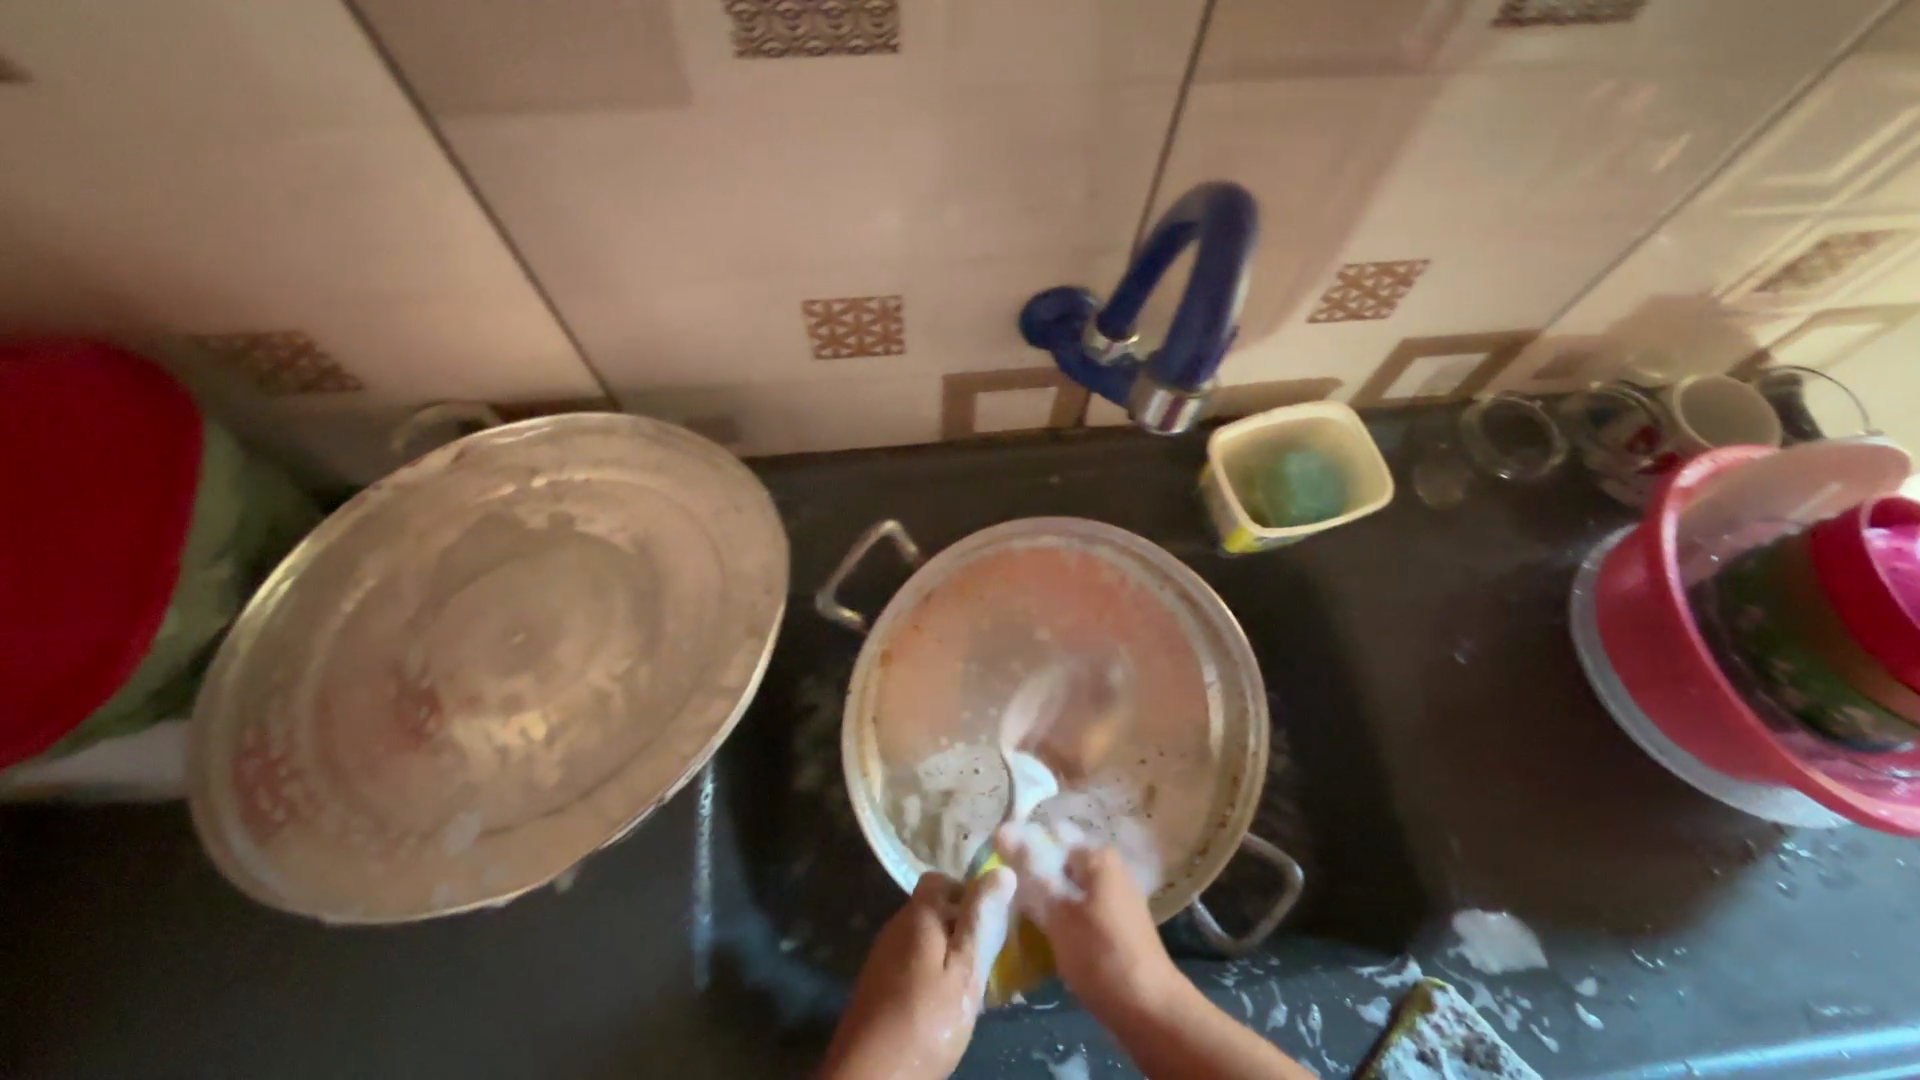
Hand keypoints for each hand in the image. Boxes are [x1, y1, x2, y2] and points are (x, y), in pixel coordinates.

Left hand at [820, 868, 1016, 1079]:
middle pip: (932, 908)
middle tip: (988, 958)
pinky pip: (912, 961)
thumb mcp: (964, 972)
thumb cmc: (925, 1020)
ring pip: (923, 937)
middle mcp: (895, 926)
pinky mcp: (878, 983)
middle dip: (961, 924)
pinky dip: (932, 971)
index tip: (991, 921)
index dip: (968, 892)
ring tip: (971, 983)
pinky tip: (945, 1001)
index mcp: (917, 916)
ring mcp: (883, 955)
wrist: (868, 1076)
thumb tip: (1002, 870)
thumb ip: (981, 922)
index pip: (940, 879)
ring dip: (948, 951)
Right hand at [993, 824, 1178, 1021]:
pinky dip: (1057, 916)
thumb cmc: (1099, 953)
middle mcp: (1108, 868)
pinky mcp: (1112, 924)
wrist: (1146, 1009)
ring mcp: (1112, 897)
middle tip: (1000, 894)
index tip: (995, 869)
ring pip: (1065, 887)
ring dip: (1042, 898)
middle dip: (1029, 874)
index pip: (1048, 835)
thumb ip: (1029, 868)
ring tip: (1013, 914)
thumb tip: (1001, 829)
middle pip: (1057, 861)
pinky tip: (1039, 933)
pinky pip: (1075, 908)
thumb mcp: (1057, 909)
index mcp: (1097, 856)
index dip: (1019, 848)